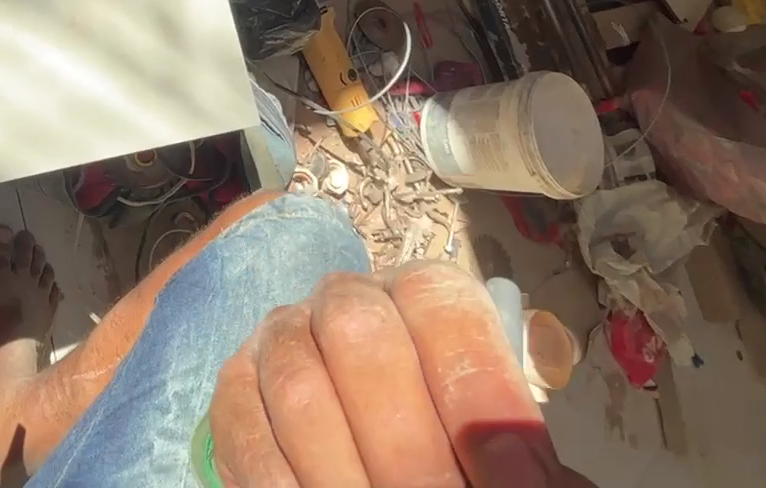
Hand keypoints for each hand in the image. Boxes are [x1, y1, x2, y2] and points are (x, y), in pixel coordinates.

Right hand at [209, 262, 593, 486]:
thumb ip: (515, 469)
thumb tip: (530, 483)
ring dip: (344, 481)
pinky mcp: (235, 385)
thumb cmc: (455, 448)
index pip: (441, 311)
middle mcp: (346, 299)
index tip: (518, 486)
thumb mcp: (502, 456)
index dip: (480, 401)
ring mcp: (282, 336)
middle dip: (408, 451)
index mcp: (423, 296)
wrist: (378, 445)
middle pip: (356, 337)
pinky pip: (244, 430)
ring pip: (298, 390)